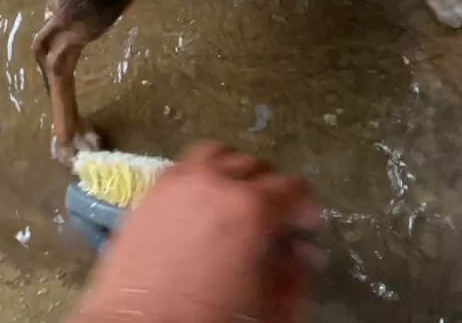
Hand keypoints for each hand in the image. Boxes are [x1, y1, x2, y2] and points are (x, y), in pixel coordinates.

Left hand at [71, 141, 322, 322]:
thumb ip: (294, 277)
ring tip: (240, 200)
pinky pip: (188, 163)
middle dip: (273, 190)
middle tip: (276, 220)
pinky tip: (206, 201)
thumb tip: (304, 254)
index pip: (294, 188)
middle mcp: (217, 180)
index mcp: (250, 208)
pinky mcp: (153, 186)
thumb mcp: (266, 310)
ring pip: (222, 154)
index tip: (308, 227)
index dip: (306, 207)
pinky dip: (205, 172)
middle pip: (258, 166)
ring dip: (237, 171)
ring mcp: (180, 178)